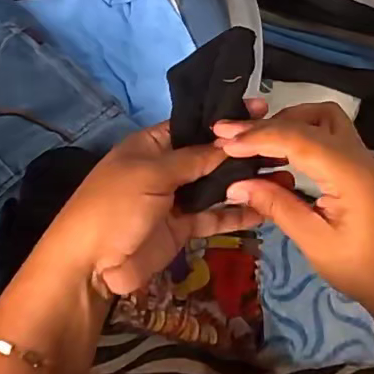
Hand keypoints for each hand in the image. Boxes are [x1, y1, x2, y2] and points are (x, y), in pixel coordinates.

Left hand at [44, 101, 273, 295]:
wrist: (90, 265)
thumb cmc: (114, 206)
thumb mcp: (152, 174)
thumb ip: (193, 159)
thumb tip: (229, 142)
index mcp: (151, 144)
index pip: (193, 124)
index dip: (224, 119)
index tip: (261, 108)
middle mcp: (166, 166)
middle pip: (209, 155)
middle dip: (241, 151)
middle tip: (282, 146)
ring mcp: (175, 198)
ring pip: (215, 185)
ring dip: (244, 182)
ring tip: (283, 176)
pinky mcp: (182, 227)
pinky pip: (213, 215)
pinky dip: (236, 213)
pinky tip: (265, 210)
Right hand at [213, 103, 373, 318]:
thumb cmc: (361, 270)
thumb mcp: (314, 241)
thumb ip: (276, 206)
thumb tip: (235, 184)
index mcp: (350, 172)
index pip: (297, 138)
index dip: (257, 136)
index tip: (223, 140)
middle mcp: (359, 156)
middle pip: (311, 118)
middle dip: (269, 124)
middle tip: (231, 135)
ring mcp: (364, 160)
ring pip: (324, 120)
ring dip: (288, 124)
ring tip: (254, 142)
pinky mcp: (362, 169)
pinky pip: (330, 137)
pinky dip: (301, 137)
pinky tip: (280, 156)